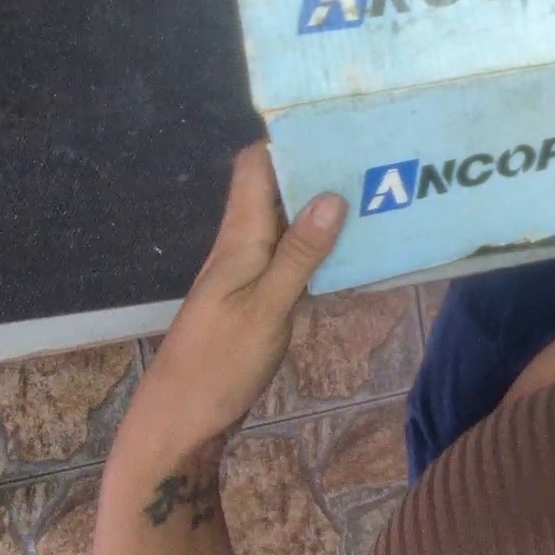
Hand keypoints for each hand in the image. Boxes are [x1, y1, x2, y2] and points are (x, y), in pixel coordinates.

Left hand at [121, 143, 344, 461]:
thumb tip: (333, 196)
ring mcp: (252, 268)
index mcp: (239, 238)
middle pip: (277, 187)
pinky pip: (295, 251)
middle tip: (373, 157)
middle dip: (319, 168)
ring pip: (290, 218)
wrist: (178, 427)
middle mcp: (244, 243)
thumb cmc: (217, 366)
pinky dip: (323, 241)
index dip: (286, 141)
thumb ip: (300, 254)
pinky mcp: (262, 292)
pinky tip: (356, 244)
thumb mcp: (266, 309)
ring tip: (376, 190)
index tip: (333, 127)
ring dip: (325, 204)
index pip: (254, 167)